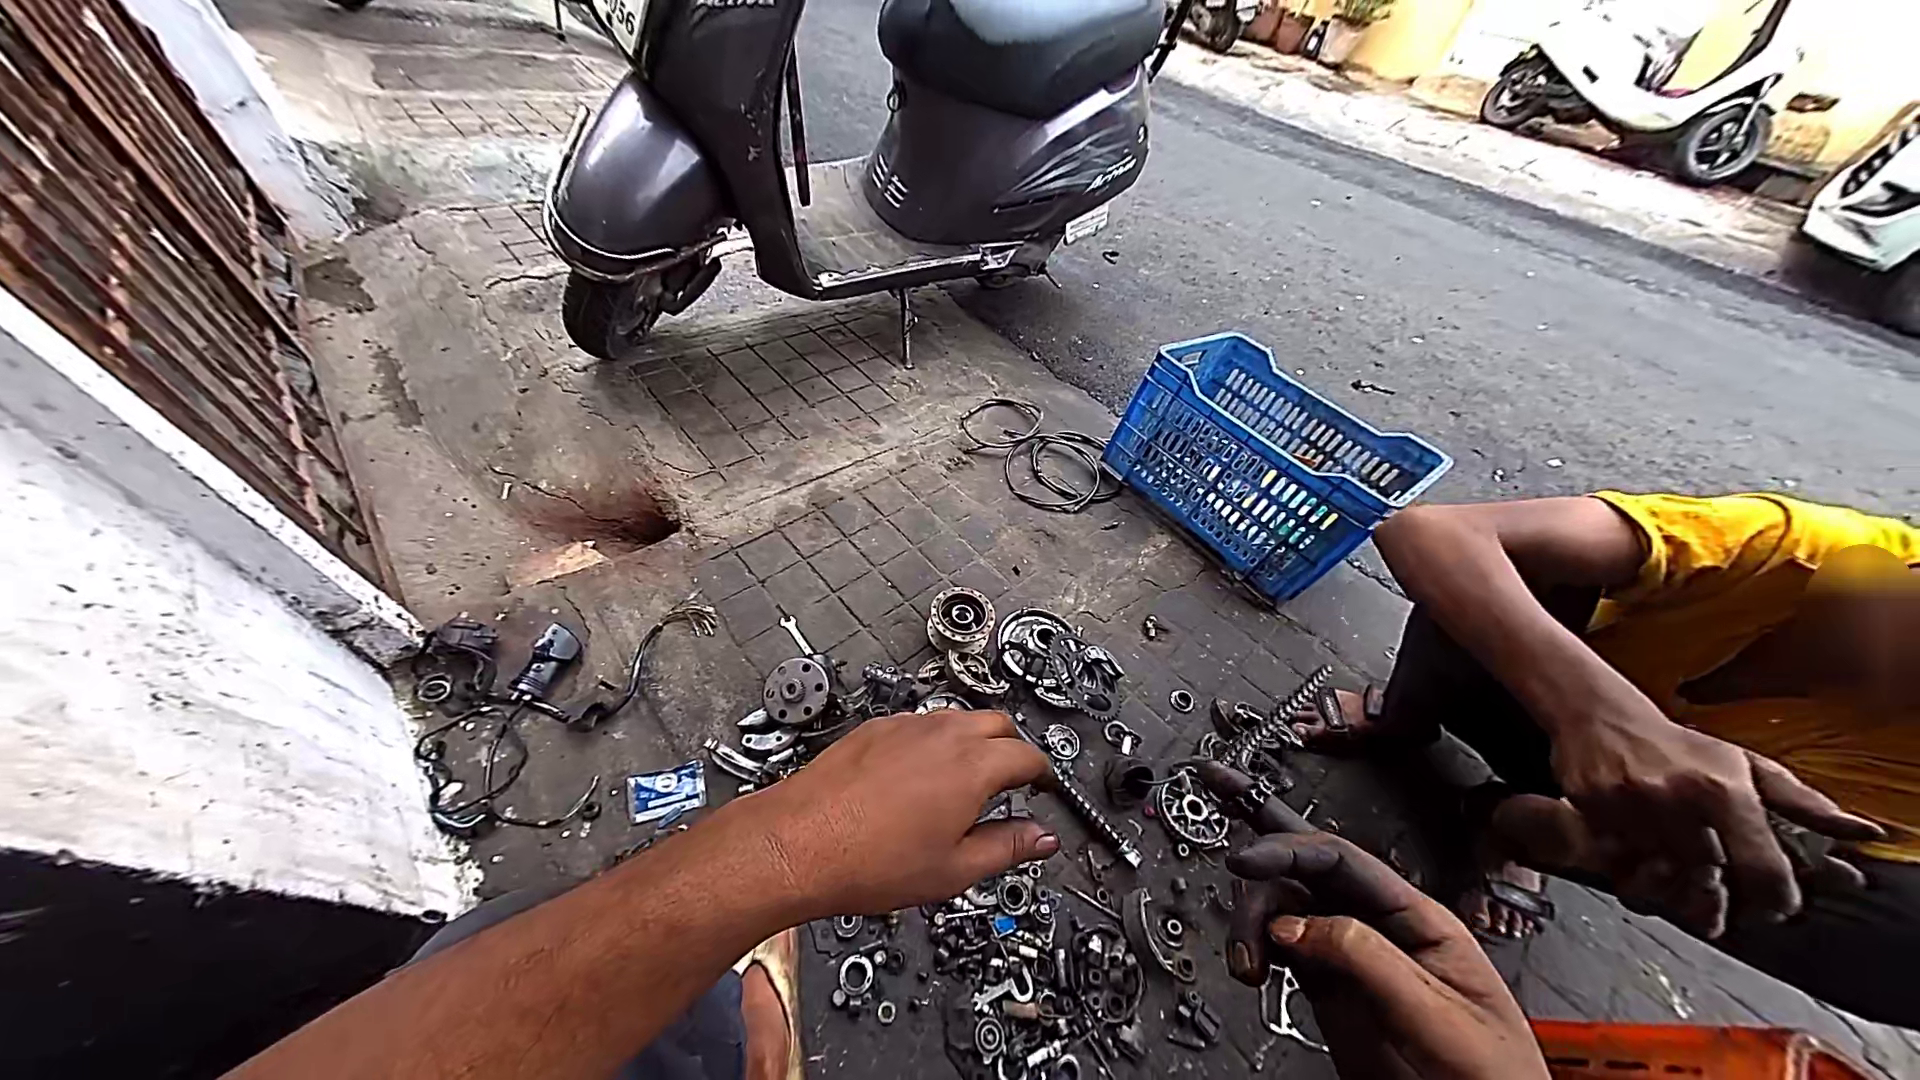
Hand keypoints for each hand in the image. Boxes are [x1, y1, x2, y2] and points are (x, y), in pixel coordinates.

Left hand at [737, 710, 1056, 918]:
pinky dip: (935, 740)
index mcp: (972, 766)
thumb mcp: (954, 869)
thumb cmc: (867, 857)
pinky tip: (919, 774)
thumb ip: (1008, 848)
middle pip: (999, 723)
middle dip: (1012, 748)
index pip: (1028, 755)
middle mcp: (944, 734)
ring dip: (973, 741)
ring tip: (963, 780)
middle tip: (1009, 781)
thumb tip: (1040, 839)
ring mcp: (909, 725)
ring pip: (959, 718)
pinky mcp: (879, 726)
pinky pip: (921, 722)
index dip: (1042, 772)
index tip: (1041, 786)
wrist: (800, 840)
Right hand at [1197, 763, 1547, 1079]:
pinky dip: (1251, 943)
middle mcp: (1371, 922)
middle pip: (1303, 853)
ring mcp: (1343, 948)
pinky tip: (1250, 962)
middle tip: (1218, 782)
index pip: (1337, 857)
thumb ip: (1368, 960)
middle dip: (1257, 815)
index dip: (1284, 849)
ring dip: (1250, 919)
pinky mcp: (1322, 978)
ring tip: (1246, 958)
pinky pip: (1272, 939)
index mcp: (1413, 917)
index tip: (1245, 860)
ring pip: (1277, 901)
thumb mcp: (1441, 1019)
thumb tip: (1293, 923)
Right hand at [1549, 698, 1882, 932]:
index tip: (1772, 909)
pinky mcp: (1588, 803)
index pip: (1761, 869)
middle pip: (1705, 875)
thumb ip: (1801, 801)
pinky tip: (1637, 867)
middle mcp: (1673, 798)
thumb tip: (1864, 832)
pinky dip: (1627, 865)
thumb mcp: (1741, 763)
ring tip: (1681, 897)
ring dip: (1670, 888)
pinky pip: (1612, 851)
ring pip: (1654, 868)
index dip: (1773, 901)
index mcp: (1722, 790)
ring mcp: (1625, 801)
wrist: (1595, 713)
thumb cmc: (1672, 743)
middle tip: (1723, 914)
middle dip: (1717, 901)